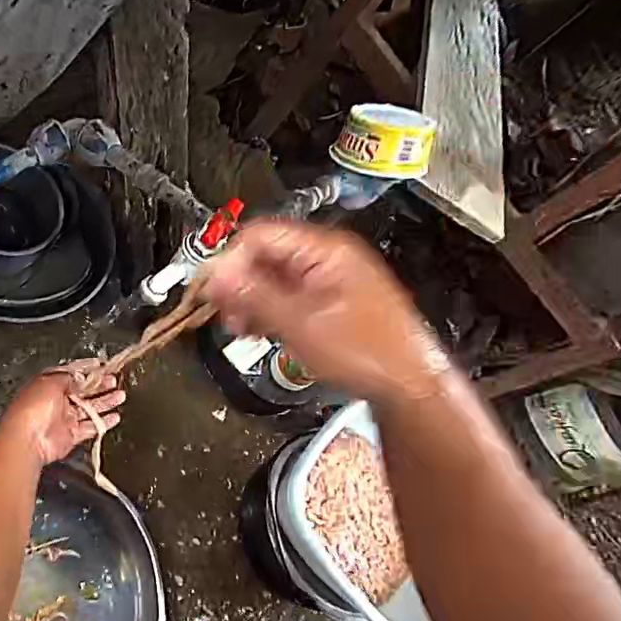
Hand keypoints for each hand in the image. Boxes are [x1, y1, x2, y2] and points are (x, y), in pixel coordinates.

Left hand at [0, 366, 125, 464]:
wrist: (28, 439)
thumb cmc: (34, 407)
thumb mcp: (52, 382)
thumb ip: (69, 377)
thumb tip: (81, 375)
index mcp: (50, 384)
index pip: (72, 374)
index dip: (87, 370)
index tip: (102, 366)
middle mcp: (57, 400)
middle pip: (83, 391)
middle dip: (99, 385)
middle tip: (114, 380)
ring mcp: (64, 418)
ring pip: (89, 408)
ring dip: (105, 402)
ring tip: (121, 396)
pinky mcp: (71, 435)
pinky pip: (90, 427)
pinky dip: (103, 422)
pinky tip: (115, 417)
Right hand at [201, 220, 451, 401]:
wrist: (406, 384)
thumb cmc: (371, 353)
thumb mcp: (299, 323)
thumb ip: (254, 295)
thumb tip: (218, 274)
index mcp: (325, 252)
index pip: (260, 236)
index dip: (231, 260)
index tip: (214, 287)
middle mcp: (327, 260)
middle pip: (264, 257)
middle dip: (239, 284)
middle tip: (224, 312)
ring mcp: (328, 282)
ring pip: (273, 280)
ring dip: (251, 301)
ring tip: (241, 327)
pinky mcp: (328, 303)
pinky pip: (287, 297)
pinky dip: (268, 312)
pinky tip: (260, 331)